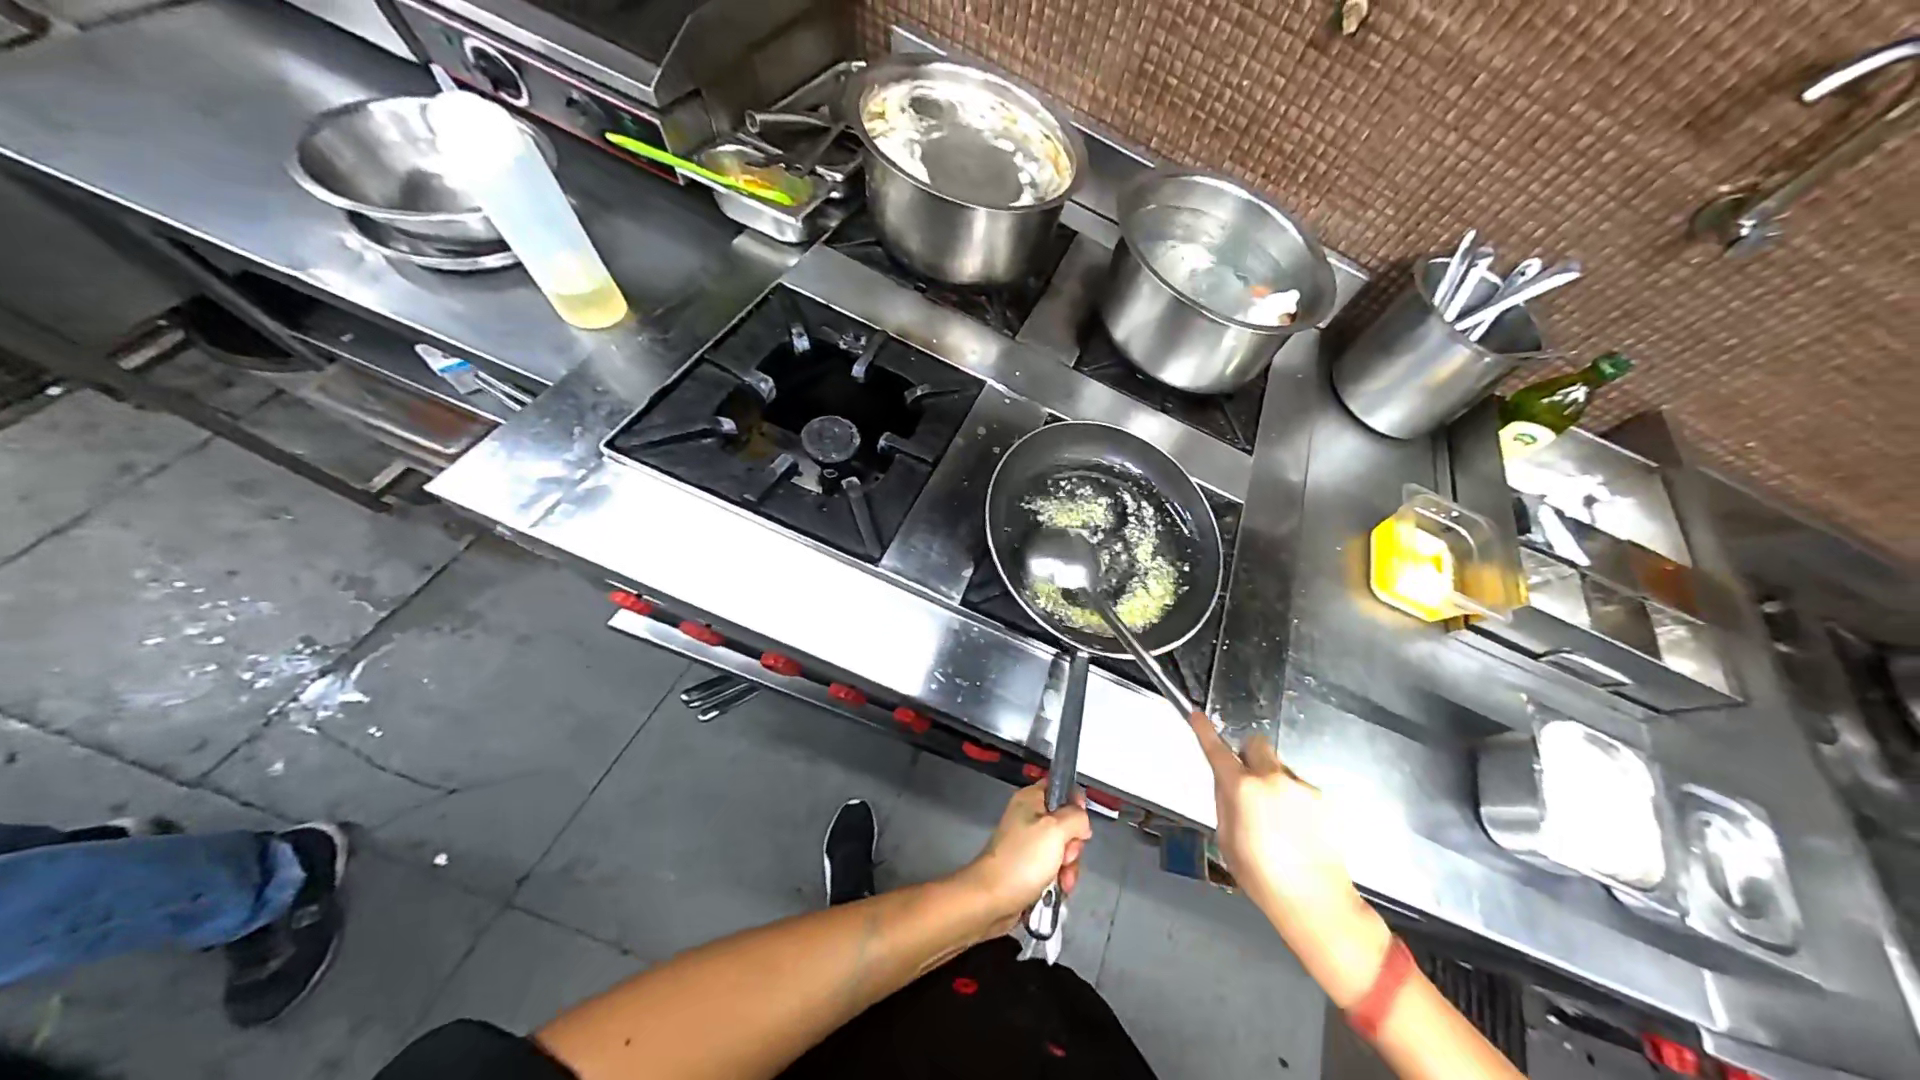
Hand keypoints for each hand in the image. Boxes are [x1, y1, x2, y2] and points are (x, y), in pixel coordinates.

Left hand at [949, 782, 1092, 931]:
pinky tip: (1060, 888)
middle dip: (1073, 843)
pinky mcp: (1030, 866)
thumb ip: (1076, 817)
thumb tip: (1082, 822)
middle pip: (1067, 822)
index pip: (1060, 788)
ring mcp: (1030, 843)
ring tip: (1062, 879)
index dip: (1075, 803)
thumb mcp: (1055, 829)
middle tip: (1065, 855)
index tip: (1079, 822)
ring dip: (1069, 866)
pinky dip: (1060, 877)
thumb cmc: (1023, 858)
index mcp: (1031, 799)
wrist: (993, 897)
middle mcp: (1030, 817)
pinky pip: (1055, 866)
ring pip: (1064, 848)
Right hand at [1185, 711, 1359, 933]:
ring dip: (1271, 782)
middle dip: (1248, 756)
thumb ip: (1225, 802)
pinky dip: (1291, 801)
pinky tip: (1295, 830)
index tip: (1197, 715)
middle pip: (1256, 745)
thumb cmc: (1261, 876)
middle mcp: (1273, 779)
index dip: (1204, 731)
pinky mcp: (1323, 800)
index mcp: (1242, 789)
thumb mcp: (1227, 839)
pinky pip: (1298, 788)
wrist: (1316, 902)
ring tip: (1275, 820)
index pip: (1217, 750)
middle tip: (1245, 782)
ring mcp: (1301, 787)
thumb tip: (1227, 783)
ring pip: (1279, 768)